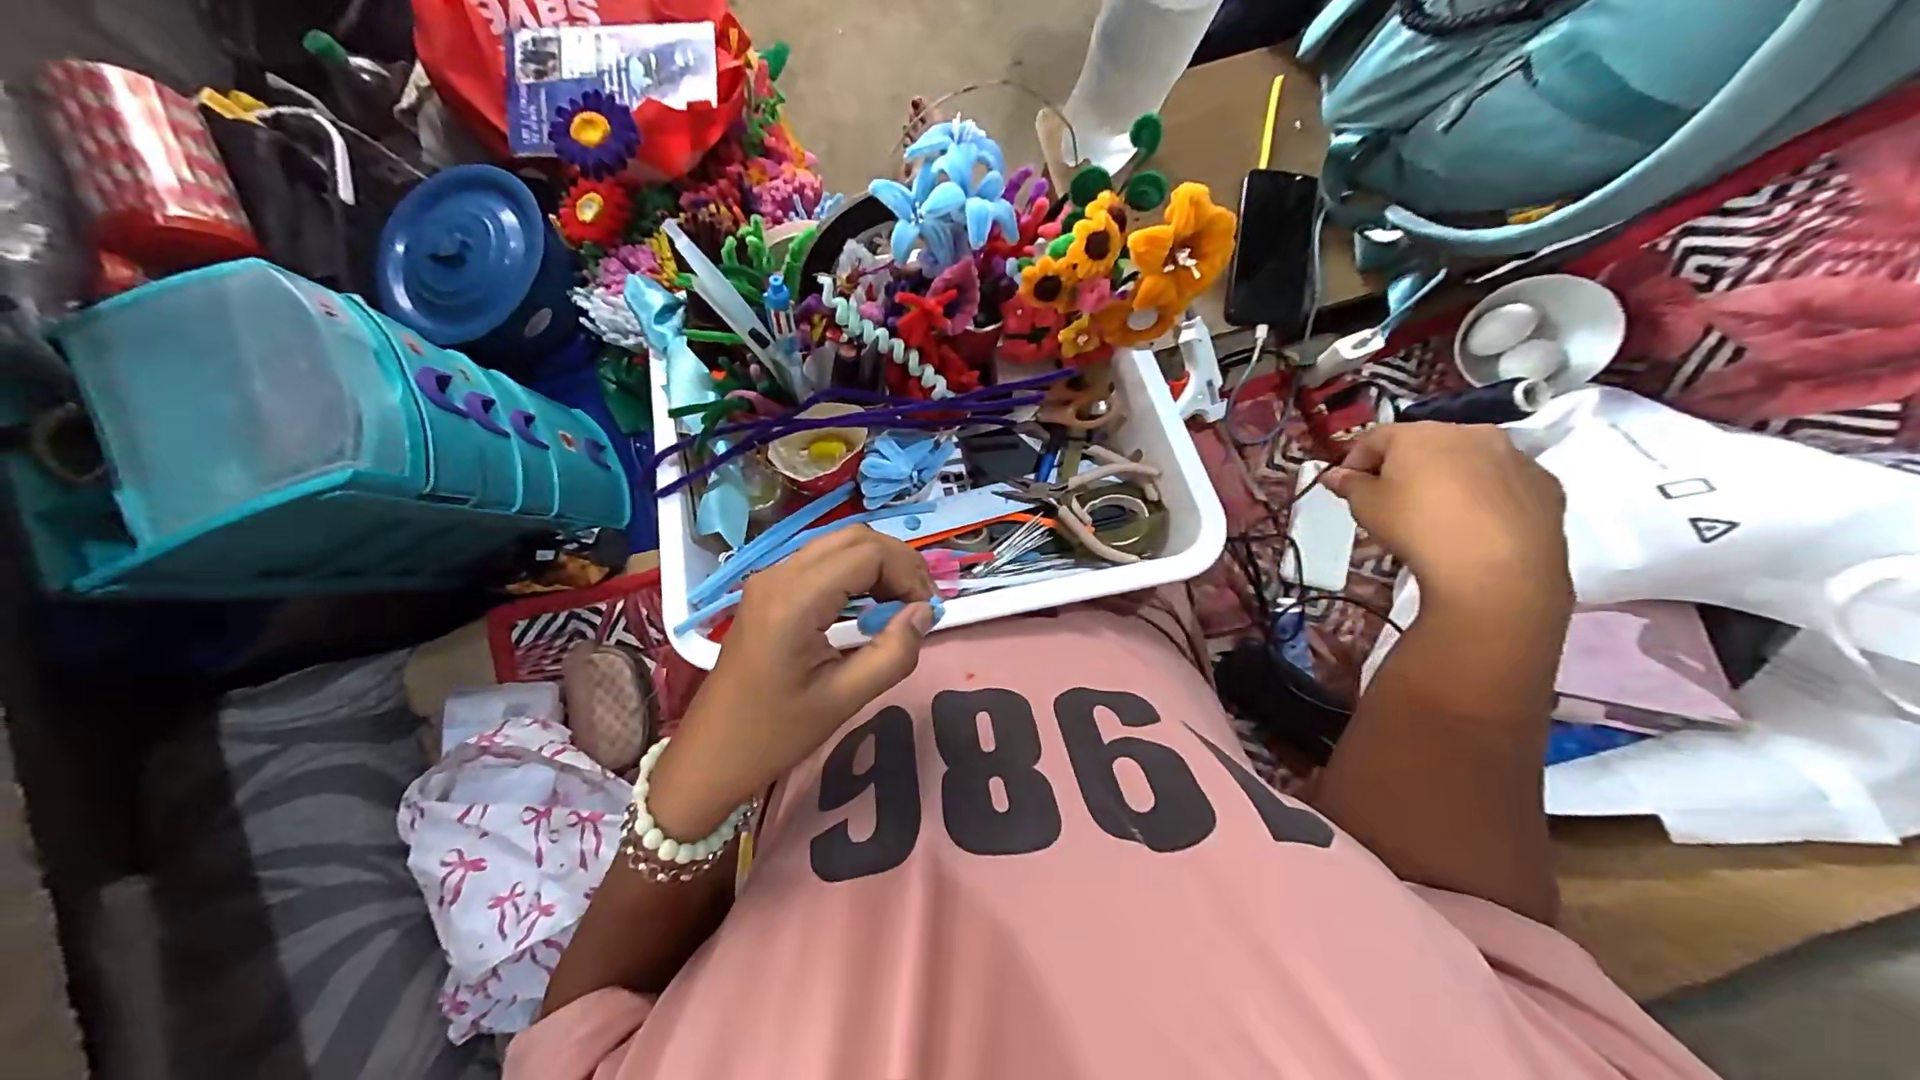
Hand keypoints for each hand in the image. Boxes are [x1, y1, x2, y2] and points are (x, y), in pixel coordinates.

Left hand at [647, 528, 936, 836]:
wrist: (712, 752)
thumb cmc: (775, 733)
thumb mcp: (845, 700)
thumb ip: (894, 653)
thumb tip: (924, 613)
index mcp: (795, 600)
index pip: (869, 554)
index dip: (908, 574)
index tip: (927, 612)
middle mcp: (779, 575)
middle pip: (855, 538)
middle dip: (898, 563)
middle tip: (921, 604)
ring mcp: (770, 578)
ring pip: (839, 543)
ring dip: (878, 565)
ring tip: (902, 604)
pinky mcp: (769, 589)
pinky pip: (822, 561)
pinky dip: (856, 572)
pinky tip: (870, 605)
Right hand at [1320, 423, 1570, 611]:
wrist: (1497, 568)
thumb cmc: (1416, 527)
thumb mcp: (1367, 507)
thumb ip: (1350, 485)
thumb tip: (1334, 474)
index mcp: (1419, 434)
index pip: (1374, 437)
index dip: (1355, 460)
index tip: (1347, 486)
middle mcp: (1468, 432)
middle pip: (1425, 444)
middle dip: (1405, 466)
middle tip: (1391, 499)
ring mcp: (1513, 455)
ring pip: (1469, 459)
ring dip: (1449, 477)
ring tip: (1438, 513)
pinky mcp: (1545, 483)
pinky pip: (1504, 482)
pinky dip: (1487, 495)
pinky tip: (1477, 524)